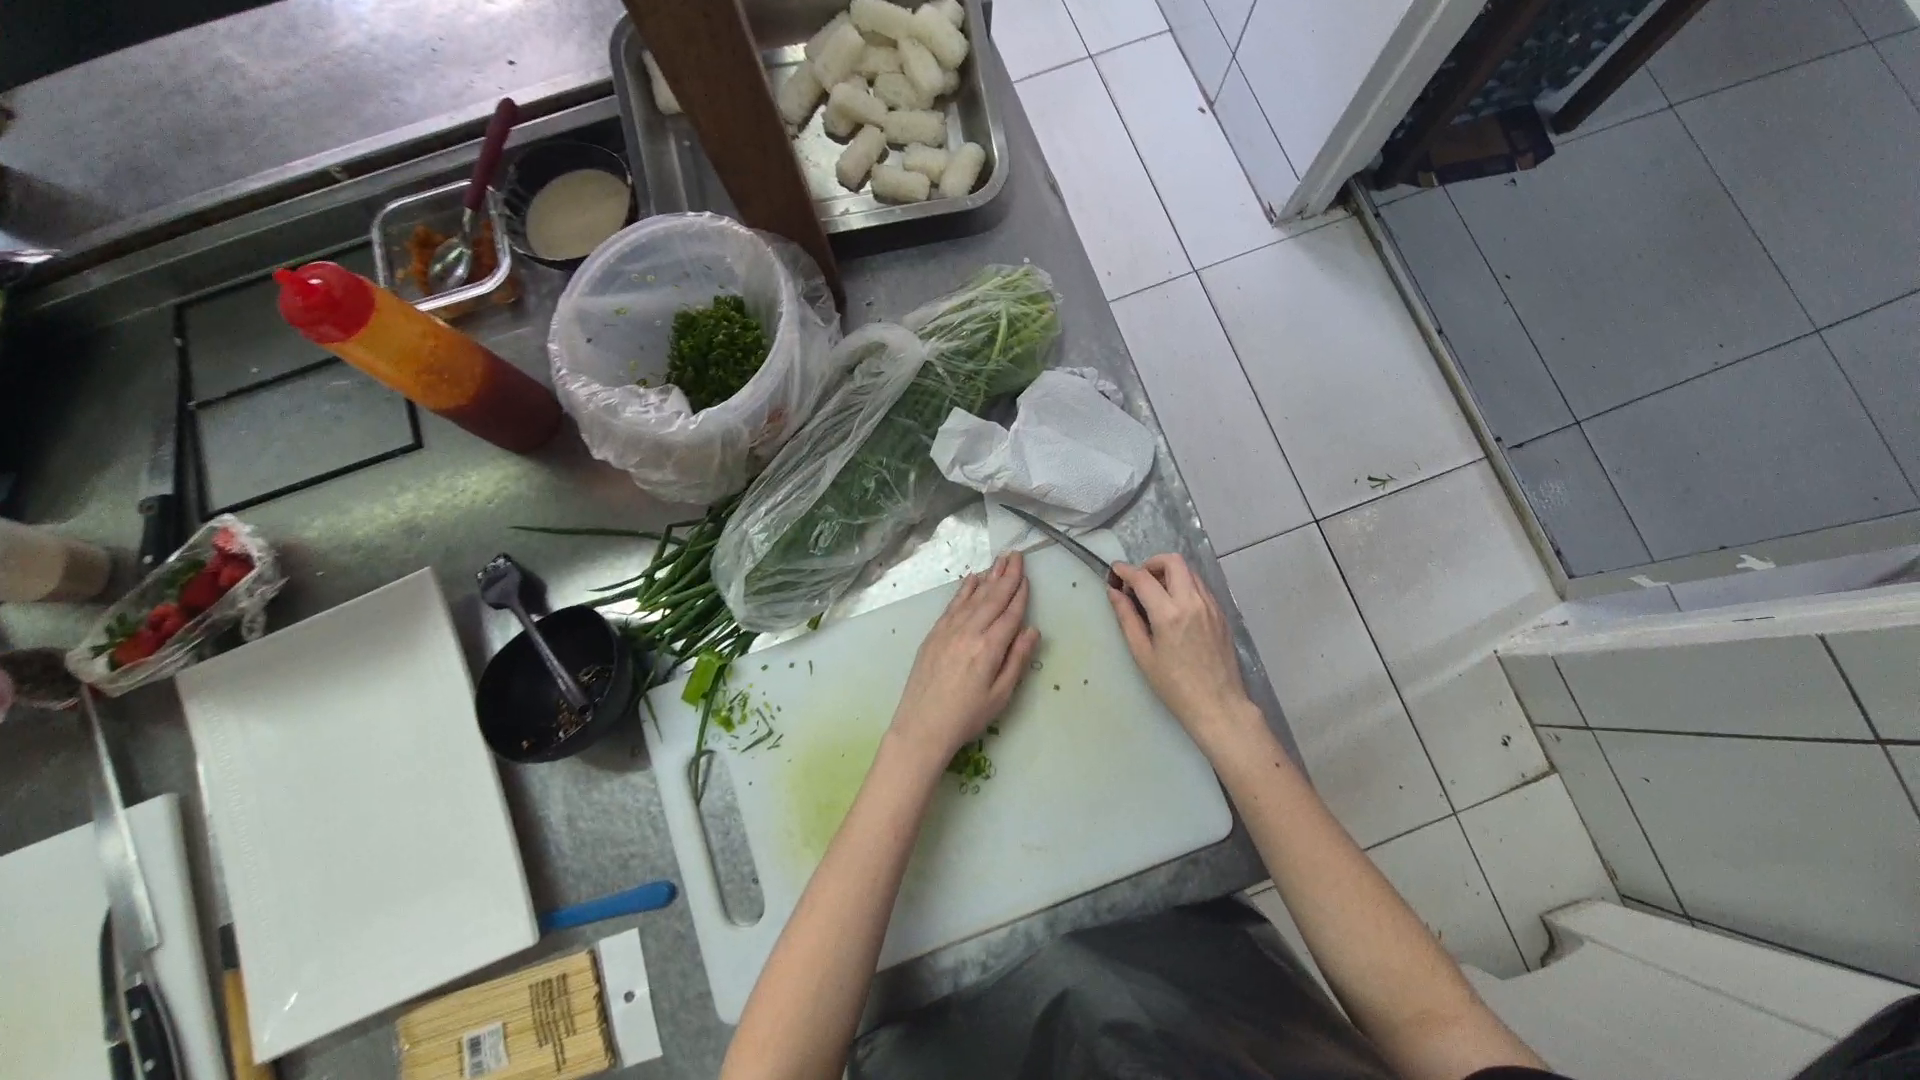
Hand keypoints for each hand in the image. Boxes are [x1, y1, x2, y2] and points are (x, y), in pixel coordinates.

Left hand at [890, 552, 1041, 761]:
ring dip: (988, 577)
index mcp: (989, 648)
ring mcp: (948, 630)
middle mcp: (969, 632)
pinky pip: (953, 605)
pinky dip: (964, 590)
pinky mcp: (934, 634)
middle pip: (992, 598)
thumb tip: (1032, 631)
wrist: (922, 726)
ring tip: (999, 561)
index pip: (1010, 614)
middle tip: (1016, 555)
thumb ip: (1017, 660)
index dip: (1020, 595)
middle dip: (1006, 576)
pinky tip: (972, 579)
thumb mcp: (1001, 695)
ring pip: (973, 597)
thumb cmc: (967, 717)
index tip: (1027, 577)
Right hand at [1109, 555, 1255, 748]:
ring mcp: (1211, 606)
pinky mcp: (1221, 613)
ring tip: (1156, 595)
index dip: (1125, 571)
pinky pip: (1201, 587)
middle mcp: (1193, 602)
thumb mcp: (1143, 654)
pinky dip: (1184, 586)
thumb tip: (1114, 592)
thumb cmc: (1174, 685)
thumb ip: (1127, 618)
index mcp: (1169, 614)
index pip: (1143, 578)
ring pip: (1190, 572)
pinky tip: (1176, 608)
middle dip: (1151, 564)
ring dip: (1169, 574)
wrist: (1218, 704)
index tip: (1115, 571)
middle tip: (1139, 582)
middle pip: (1173, 561)